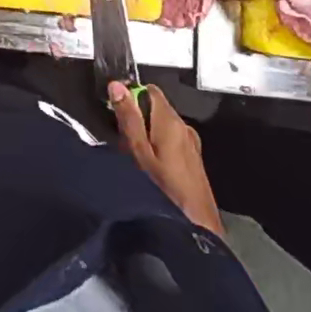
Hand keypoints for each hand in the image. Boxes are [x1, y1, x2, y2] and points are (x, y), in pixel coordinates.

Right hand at [110, 81, 223, 235]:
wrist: (195, 226)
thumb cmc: (162, 188)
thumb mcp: (137, 152)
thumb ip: (128, 118)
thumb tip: (117, 85)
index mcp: (171, 121)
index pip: (150, 90)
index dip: (131, 94)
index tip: (115, 111)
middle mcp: (185, 128)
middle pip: (155, 109)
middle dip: (136, 118)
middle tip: (121, 141)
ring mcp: (191, 145)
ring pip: (161, 127)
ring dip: (145, 135)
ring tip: (131, 157)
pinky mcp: (192, 161)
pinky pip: (169, 143)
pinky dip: (155, 148)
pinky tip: (147, 168)